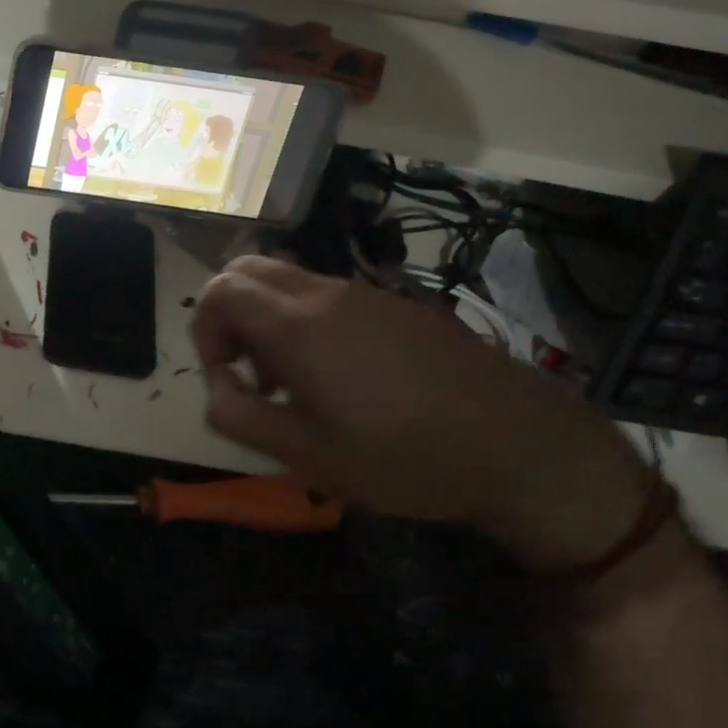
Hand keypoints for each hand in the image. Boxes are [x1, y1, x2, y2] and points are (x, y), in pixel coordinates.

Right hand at [190, 256, 653, 568]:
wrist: (525, 447)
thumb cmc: (405, 458)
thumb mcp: (307, 456)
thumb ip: (240, 418)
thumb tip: (215, 389)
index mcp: (299, 326)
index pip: (220, 291)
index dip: (202, 330)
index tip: (222, 377)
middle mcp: (328, 295)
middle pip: (248, 270)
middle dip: (226, 314)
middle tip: (242, 369)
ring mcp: (369, 296)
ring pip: (288, 280)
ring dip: (265, 318)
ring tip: (288, 380)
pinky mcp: (399, 307)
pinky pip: (327, 295)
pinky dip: (304, 320)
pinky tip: (336, 377)